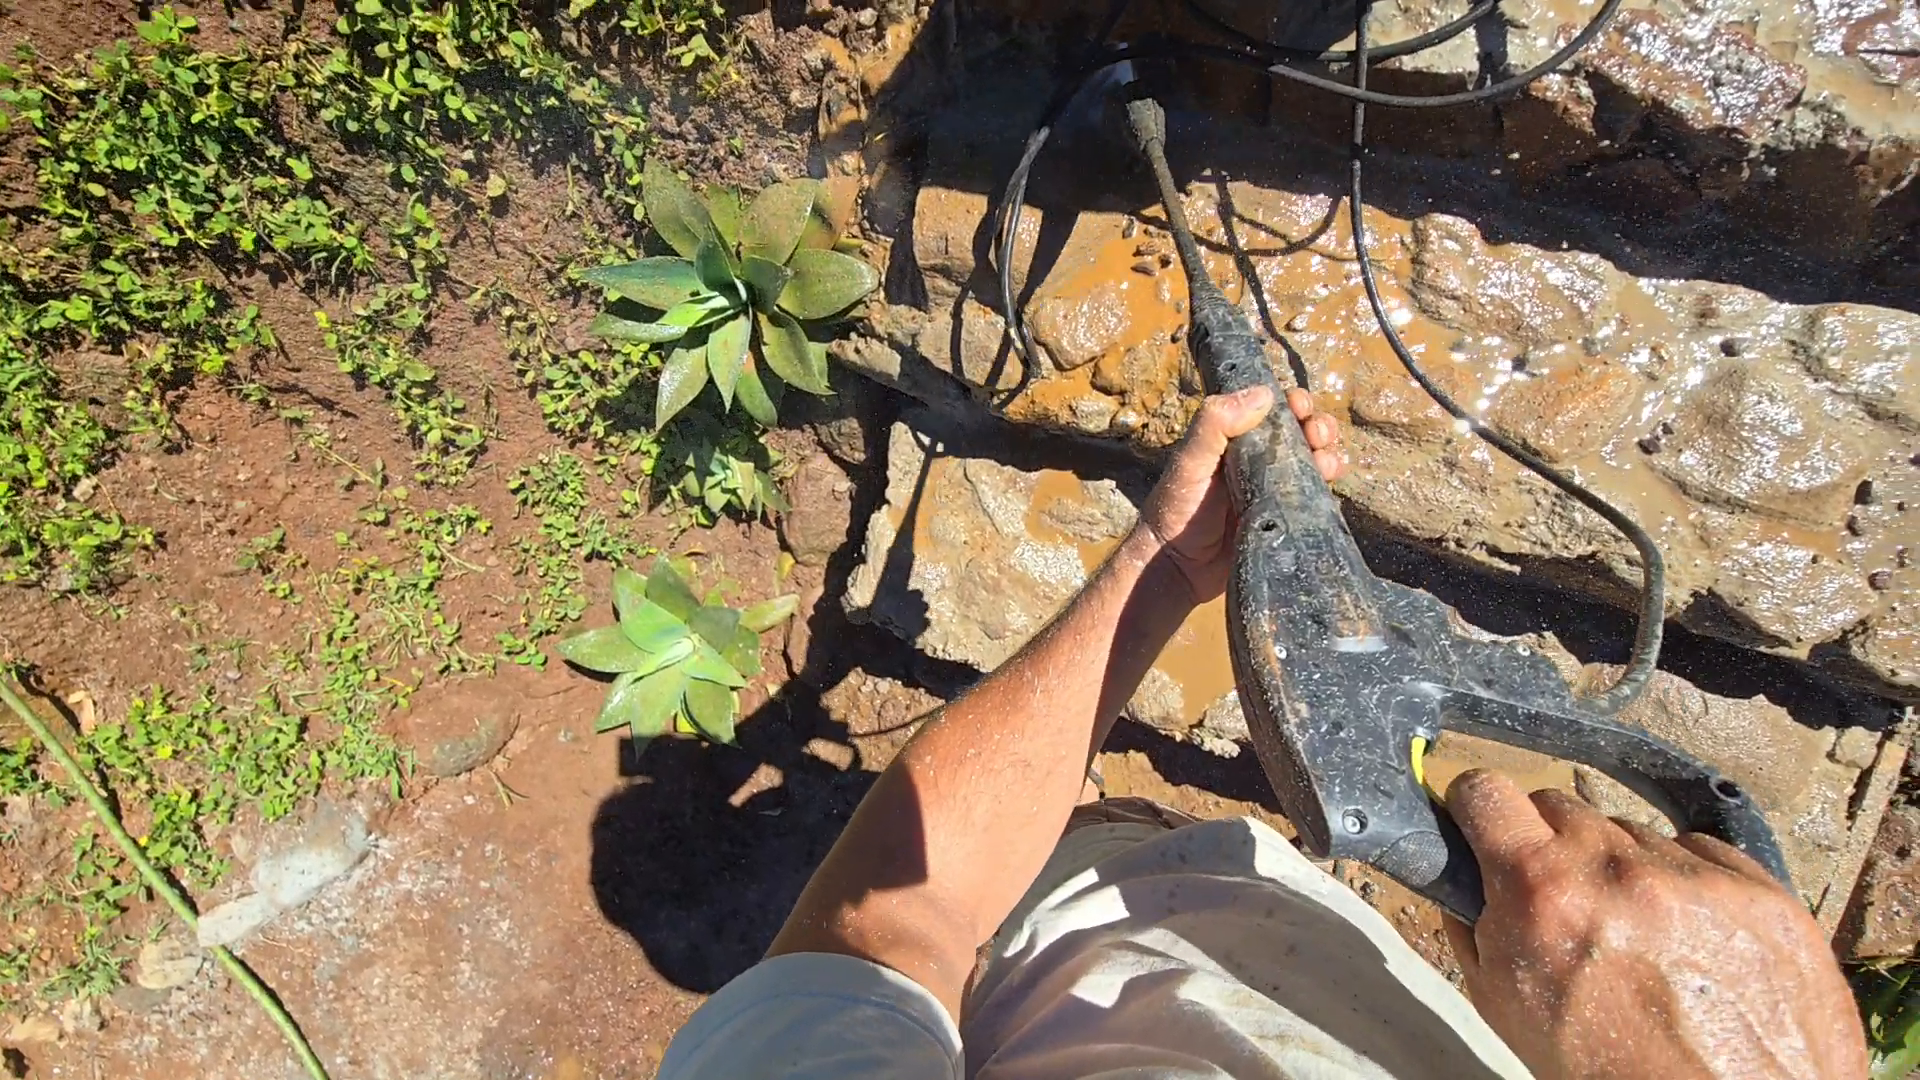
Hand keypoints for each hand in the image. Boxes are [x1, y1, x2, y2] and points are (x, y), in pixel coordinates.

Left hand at [1139, 386, 1343, 603]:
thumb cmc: (1176, 509)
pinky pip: (1313, 498)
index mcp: (1231, 443)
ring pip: (1311, 463)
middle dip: (1316, 428)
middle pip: (1298, 435)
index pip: (1269, 412)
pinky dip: (1327, 486)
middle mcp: (1254, 463)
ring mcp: (1270, 491)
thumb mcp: (1189, 461)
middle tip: (1318, 435)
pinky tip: (1329, 482)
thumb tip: (1263, 394)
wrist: (1177, 567)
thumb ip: (1214, 425)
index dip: (1290, 404)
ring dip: (1327, 454)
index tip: (1300, 405)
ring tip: (1325, 462)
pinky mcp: (1283, 519)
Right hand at [1442, 770, 1865, 1079]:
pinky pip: (1701, 850)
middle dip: (1549, 843)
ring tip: (1638, 928)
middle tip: (1563, 895)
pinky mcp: (1766, 895)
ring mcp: (1697, 879)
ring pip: (1628, 830)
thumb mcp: (1496, 995)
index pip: (1484, 789)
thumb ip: (1469, 914)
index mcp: (1539, 886)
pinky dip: (1686, 878)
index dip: (1475, 806)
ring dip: (1619, 864)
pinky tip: (1689, 930)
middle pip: (1557, 805)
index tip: (1483, 827)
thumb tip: (1460, 864)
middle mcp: (1615, 867)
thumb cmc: (1603, 1068)